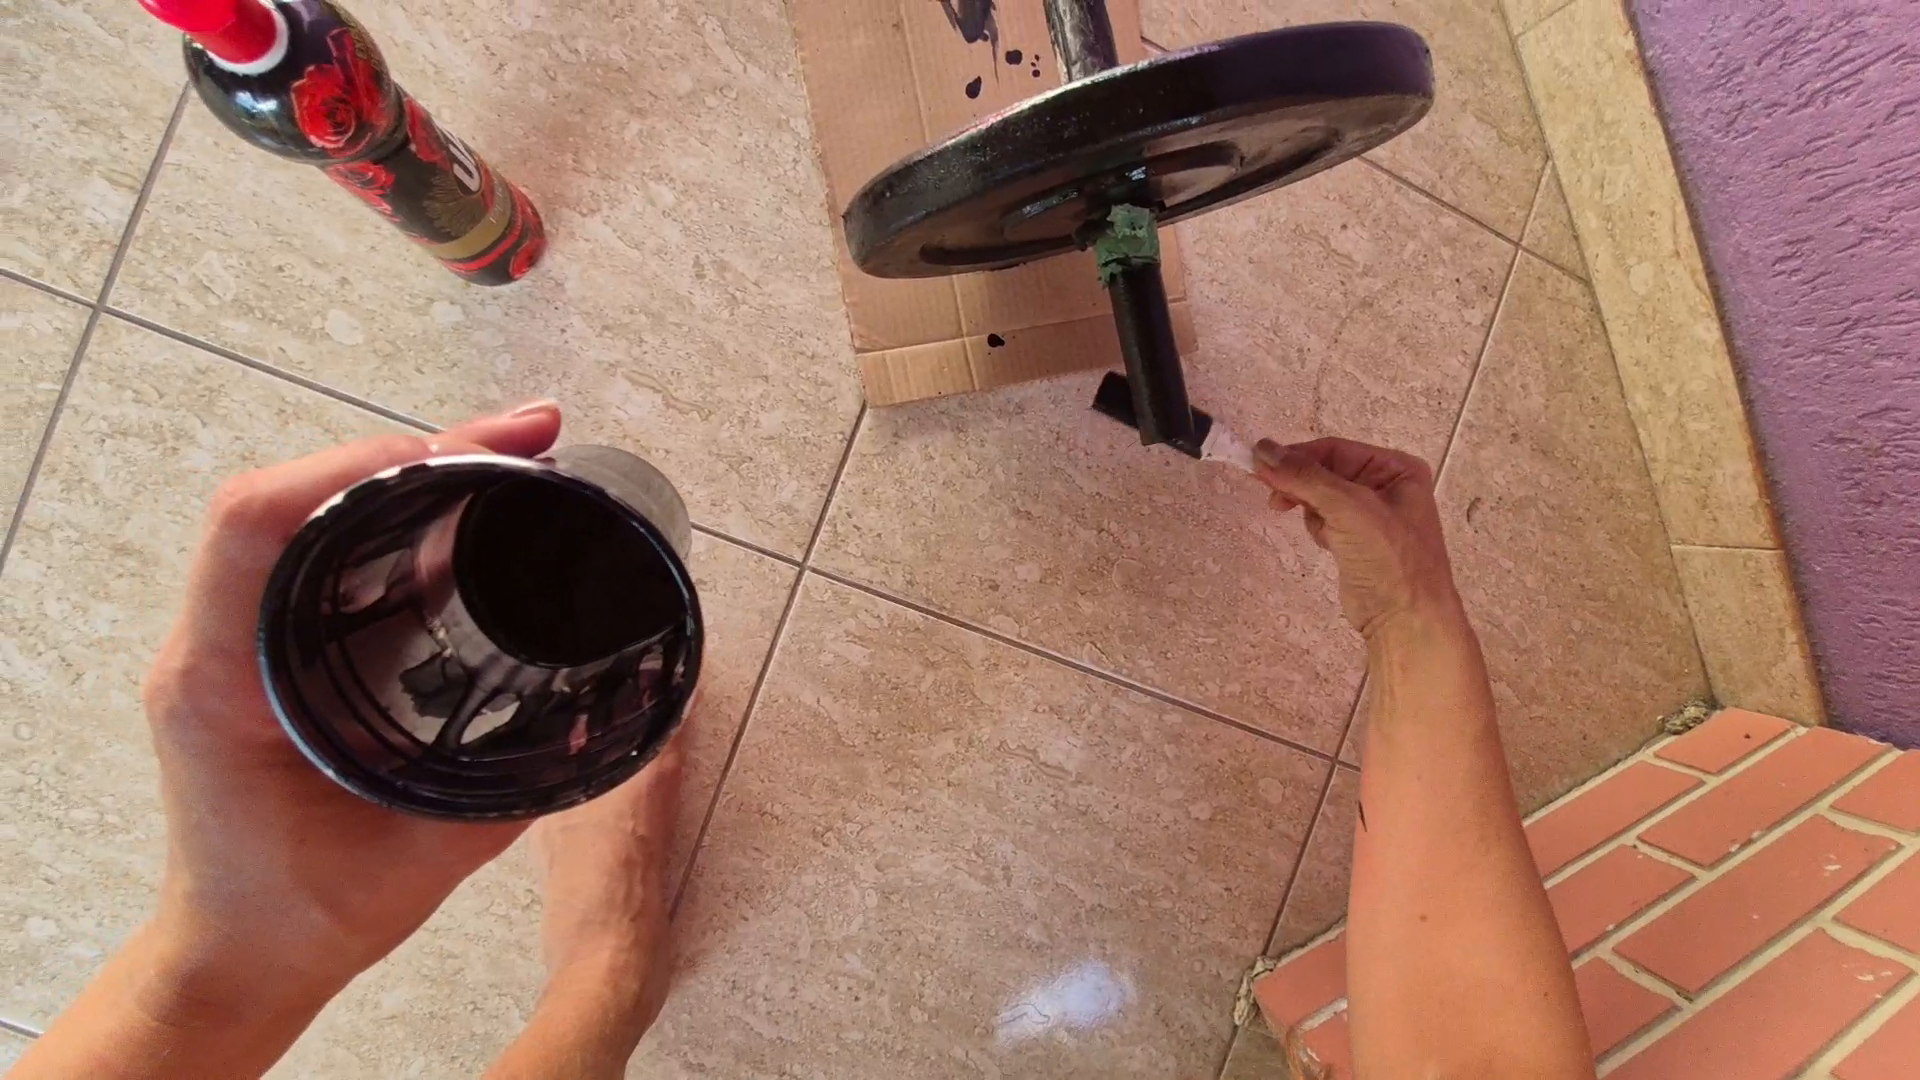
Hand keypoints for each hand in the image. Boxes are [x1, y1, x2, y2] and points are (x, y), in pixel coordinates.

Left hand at [138, 402, 562, 1021]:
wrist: (254, 941)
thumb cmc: (319, 901)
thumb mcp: (429, 844)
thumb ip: (518, 781)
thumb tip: (608, 715)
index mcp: (232, 674)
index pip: (258, 523)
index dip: (362, 466)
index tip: (475, 457)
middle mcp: (236, 631)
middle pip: (314, 492)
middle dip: (433, 445)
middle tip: (537, 433)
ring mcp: (265, 626)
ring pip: (336, 506)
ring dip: (435, 466)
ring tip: (529, 454)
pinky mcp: (301, 632)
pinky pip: (354, 542)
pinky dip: (427, 507)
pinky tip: (494, 505)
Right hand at [1253, 437, 1462, 638]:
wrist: (1404, 618)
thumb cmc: (1388, 557)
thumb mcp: (1348, 508)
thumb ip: (1305, 477)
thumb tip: (1261, 449)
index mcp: (1394, 468)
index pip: (1333, 449)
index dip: (1296, 457)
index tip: (1259, 469)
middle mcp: (1384, 485)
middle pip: (1323, 471)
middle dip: (1300, 486)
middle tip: (1275, 501)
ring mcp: (1368, 513)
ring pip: (1318, 495)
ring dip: (1308, 509)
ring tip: (1319, 530)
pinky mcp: (1354, 538)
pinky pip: (1322, 518)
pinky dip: (1316, 526)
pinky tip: (1326, 542)